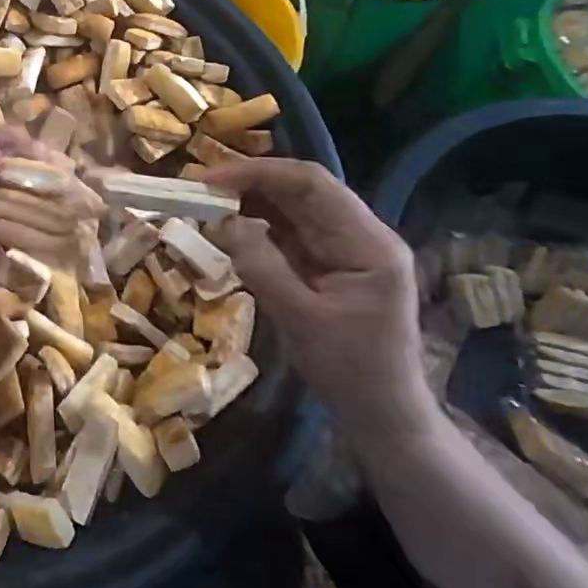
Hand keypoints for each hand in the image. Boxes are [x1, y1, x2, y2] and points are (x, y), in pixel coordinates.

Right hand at [203, 158, 434, 444]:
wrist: (385, 414)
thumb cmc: (348, 370)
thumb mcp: (299, 319)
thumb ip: (261, 266)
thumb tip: (224, 222)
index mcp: (368, 244)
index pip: (312, 185)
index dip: (259, 174)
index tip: (211, 180)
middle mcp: (363, 235)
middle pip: (304, 189)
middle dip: (251, 183)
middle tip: (201, 189)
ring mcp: (349, 247)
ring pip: (296, 206)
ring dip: (253, 201)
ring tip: (209, 205)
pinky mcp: (333, 261)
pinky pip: (293, 229)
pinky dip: (260, 224)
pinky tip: (232, 227)